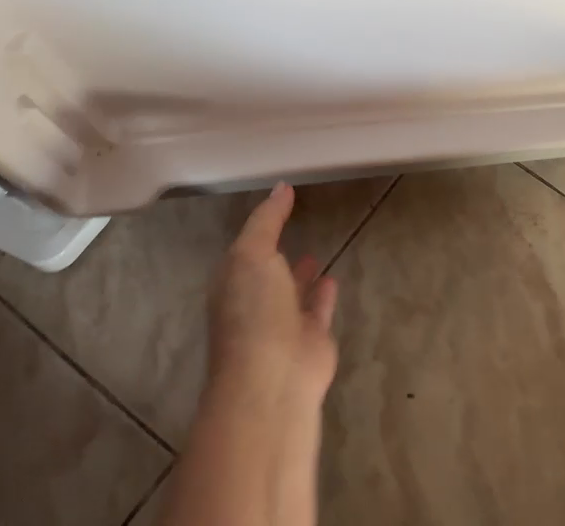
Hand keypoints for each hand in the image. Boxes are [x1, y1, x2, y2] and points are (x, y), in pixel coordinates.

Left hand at [207, 182, 339, 403]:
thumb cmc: (253, 312)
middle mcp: (253, 305)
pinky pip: (317, 309)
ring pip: (292, 293)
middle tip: (295, 227)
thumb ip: (267, 220)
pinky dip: (323, 295)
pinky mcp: (310, 340)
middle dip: (276, 254)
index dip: (259, 229)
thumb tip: (281, 187)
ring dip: (301, 275)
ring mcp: (282, 325)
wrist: (274, 378)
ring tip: (315, 251)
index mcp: (232, 284)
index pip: (244, 250)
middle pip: (266, 274)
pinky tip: (332, 277)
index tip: (278, 204)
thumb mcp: (251, 254)